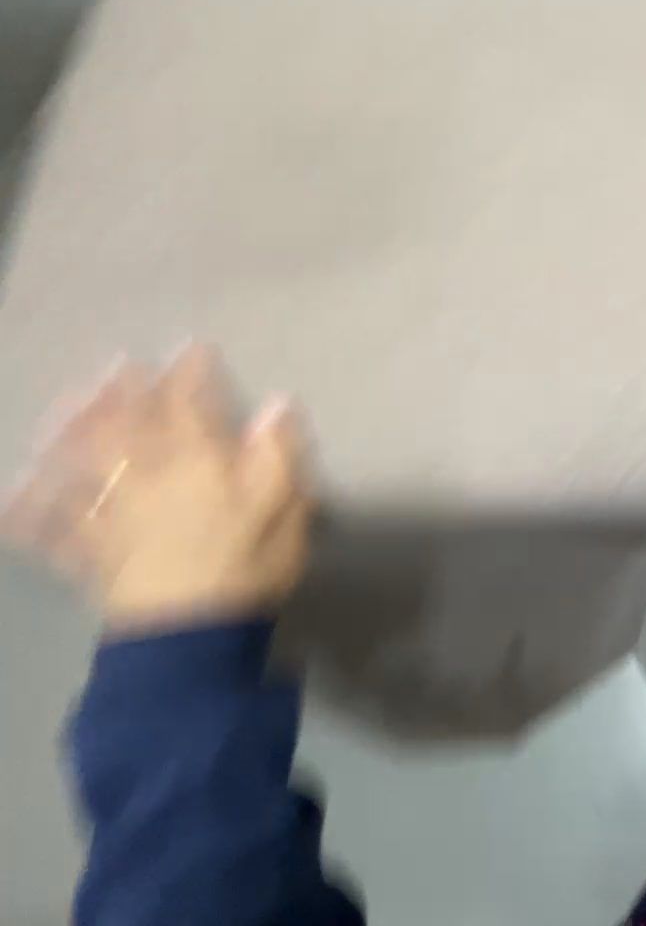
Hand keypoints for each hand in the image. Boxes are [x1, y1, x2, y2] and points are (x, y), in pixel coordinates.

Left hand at [1, 343, 312, 632]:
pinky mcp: (87, 550)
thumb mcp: (286, 504)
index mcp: (196, 465)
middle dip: (120, 393)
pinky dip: (24, 504)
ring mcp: (107, 514)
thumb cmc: (251, 560)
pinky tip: (14, 488)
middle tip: (116, 365)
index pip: (188, 408)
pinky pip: (45, 523)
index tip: (190, 348)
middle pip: (123, 428)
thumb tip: (275, 404)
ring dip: (70, 429)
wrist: (191, 629)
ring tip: (68, 404)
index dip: (189, 376)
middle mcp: (143, 479)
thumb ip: (277, 453)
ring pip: (79, 464)